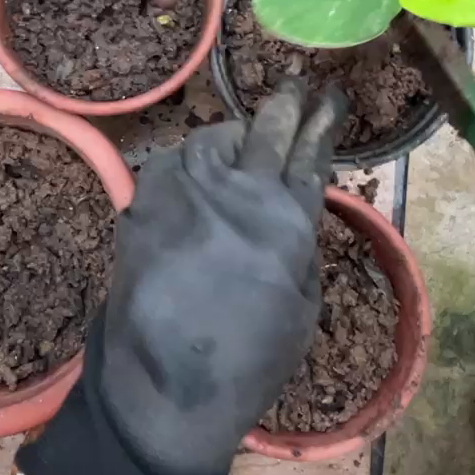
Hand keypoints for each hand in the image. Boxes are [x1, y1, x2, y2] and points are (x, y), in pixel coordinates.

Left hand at [99, 78, 345, 474]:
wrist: (167, 386)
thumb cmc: (248, 360)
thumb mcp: (303, 307)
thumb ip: (301, 244)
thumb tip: (293, 207)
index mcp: (289, 224)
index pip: (310, 157)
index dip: (321, 123)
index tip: (328, 99)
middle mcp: (241, 194)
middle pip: (267, 132)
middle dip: (285, 105)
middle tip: (294, 87)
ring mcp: (188, 191)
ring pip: (213, 139)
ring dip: (231, 139)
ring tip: (237, 145)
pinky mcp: (146, 199)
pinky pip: (172, 162)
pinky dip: (187, 165)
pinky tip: (192, 178)